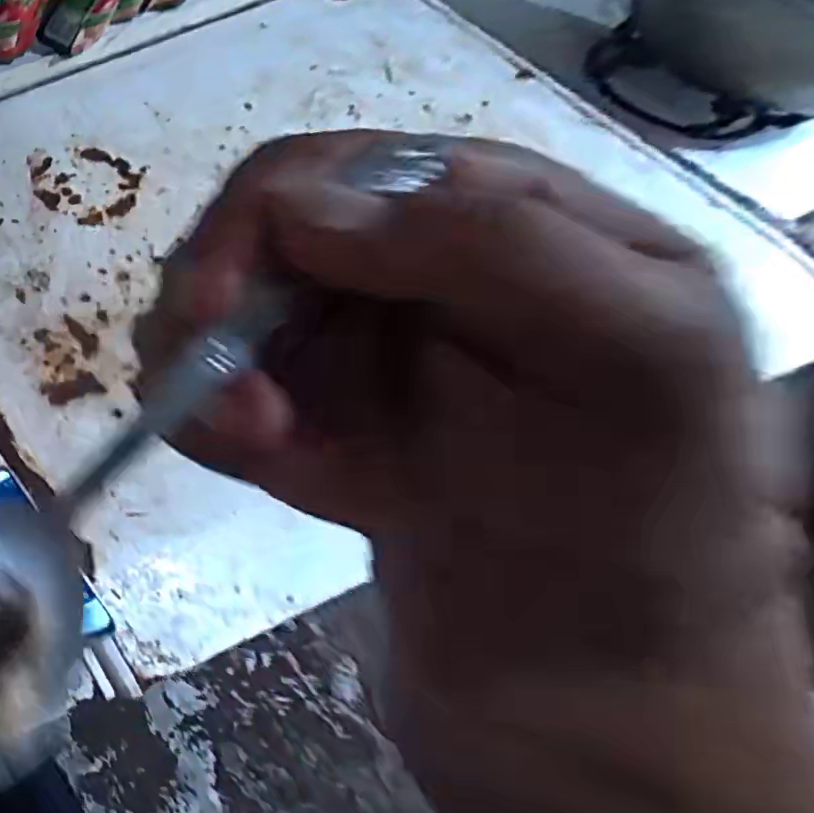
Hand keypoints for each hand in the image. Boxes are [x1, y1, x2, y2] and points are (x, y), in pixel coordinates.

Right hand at [137, 131, 813, 812]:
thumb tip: (299, 204)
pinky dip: (200, 427)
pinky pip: (183, 391)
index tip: (215, 314)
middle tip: (248, 418)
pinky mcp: (262, 401)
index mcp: (453, 210)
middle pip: (222, 246)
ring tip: (270, 451)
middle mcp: (359, 261)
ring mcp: (303, 335)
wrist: (564, 640)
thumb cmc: (626, 500)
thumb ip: (491, 242)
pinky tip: (264, 464)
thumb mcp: (630, 352)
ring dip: (204, 389)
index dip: (241, 229)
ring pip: (184, 321)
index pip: (304, 172)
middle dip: (209, 326)